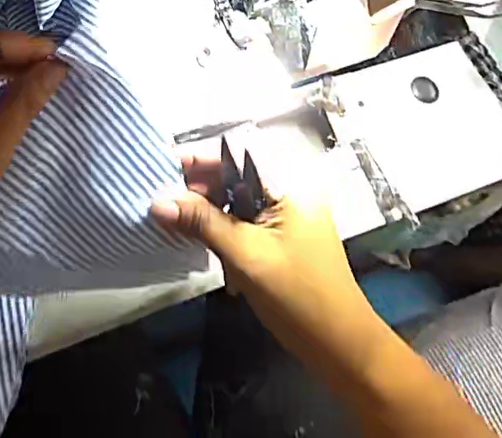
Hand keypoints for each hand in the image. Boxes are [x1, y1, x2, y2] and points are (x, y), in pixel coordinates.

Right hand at [151, 157, 498, 437]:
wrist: (342, 346)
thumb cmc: (297, 296)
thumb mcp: (244, 256)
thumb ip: (202, 223)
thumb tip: (159, 202)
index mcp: (289, 184)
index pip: (240, 154)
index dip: (202, 158)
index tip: (167, 167)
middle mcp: (292, 190)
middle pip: (238, 175)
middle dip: (202, 186)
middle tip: (166, 200)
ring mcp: (291, 214)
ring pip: (241, 199)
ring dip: (212, 210)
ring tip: (180, 222)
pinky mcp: (287, 235)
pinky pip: (250, 219)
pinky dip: (227, 228)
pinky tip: (207, 244)